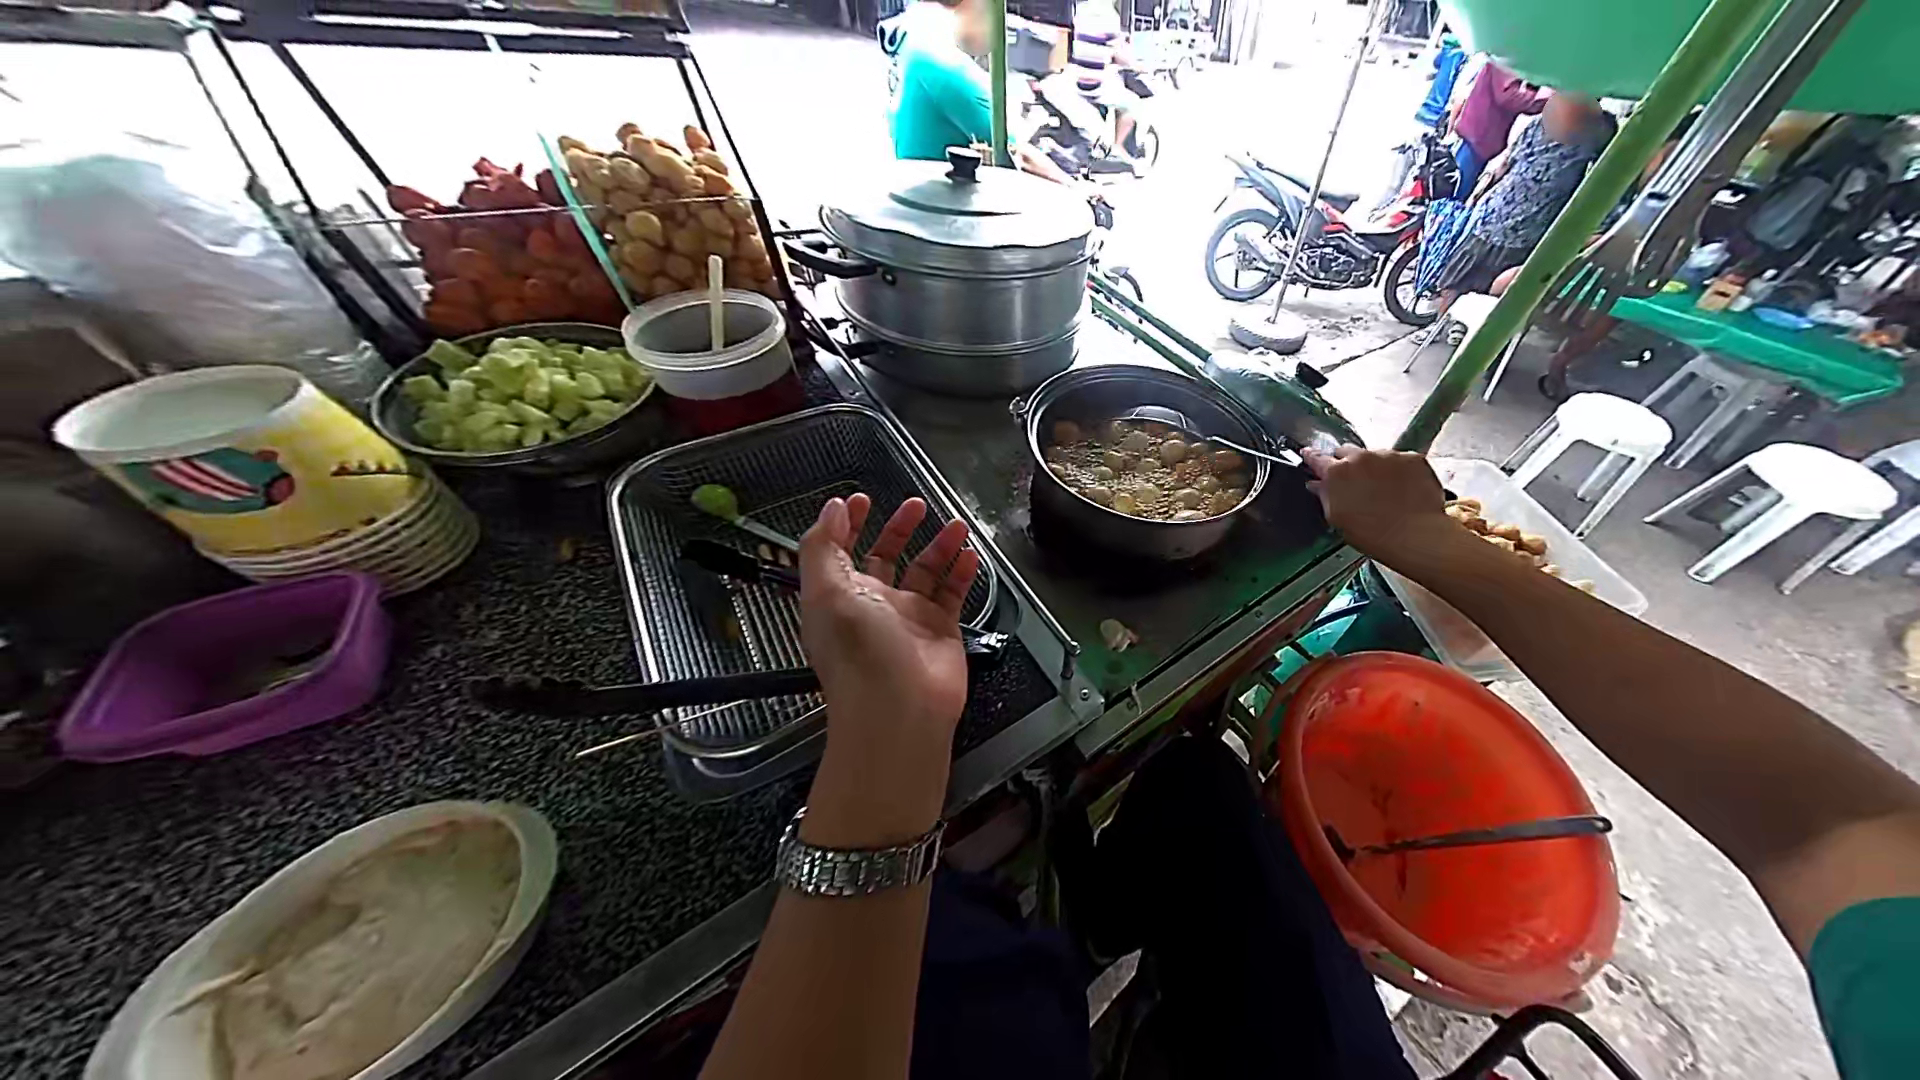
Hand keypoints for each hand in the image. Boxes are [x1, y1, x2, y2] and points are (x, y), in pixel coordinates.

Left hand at [797, 494, 980, 845]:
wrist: (901, 710)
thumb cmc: (859, 651)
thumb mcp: (827, 592)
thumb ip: (823, 546)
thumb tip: (831, 508)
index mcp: (840, 595)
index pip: (842, 549)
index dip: (850, 524)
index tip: (862, 500)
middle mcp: (874, 603)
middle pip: (887, 555)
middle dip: (900, 528)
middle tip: (916, 505)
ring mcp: (909, 616)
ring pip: (925, 571)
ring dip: (939, 545)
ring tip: (956, 525)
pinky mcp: (941, 629)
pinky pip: (952, 593)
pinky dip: (961, 573)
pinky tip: (969, 555)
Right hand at [1301, 446, 1459, 568]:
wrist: (1412, 534)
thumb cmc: (1370, 531)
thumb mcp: (1335, 516)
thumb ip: (1324, 495)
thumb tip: (1317, 485)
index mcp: (1335, 472)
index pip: (1316, 458)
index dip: (1311, 457)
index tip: (1308, 454)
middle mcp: (1359, 458)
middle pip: (1346, 451)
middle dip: (1346, 462)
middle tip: (1353, 481)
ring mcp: (1388, 456)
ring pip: (1374, 455)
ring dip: (1374, 467)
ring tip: (1382, 489)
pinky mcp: (1412, 458)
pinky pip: (1400, 459)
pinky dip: (1398, 469)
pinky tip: (1402, 487)